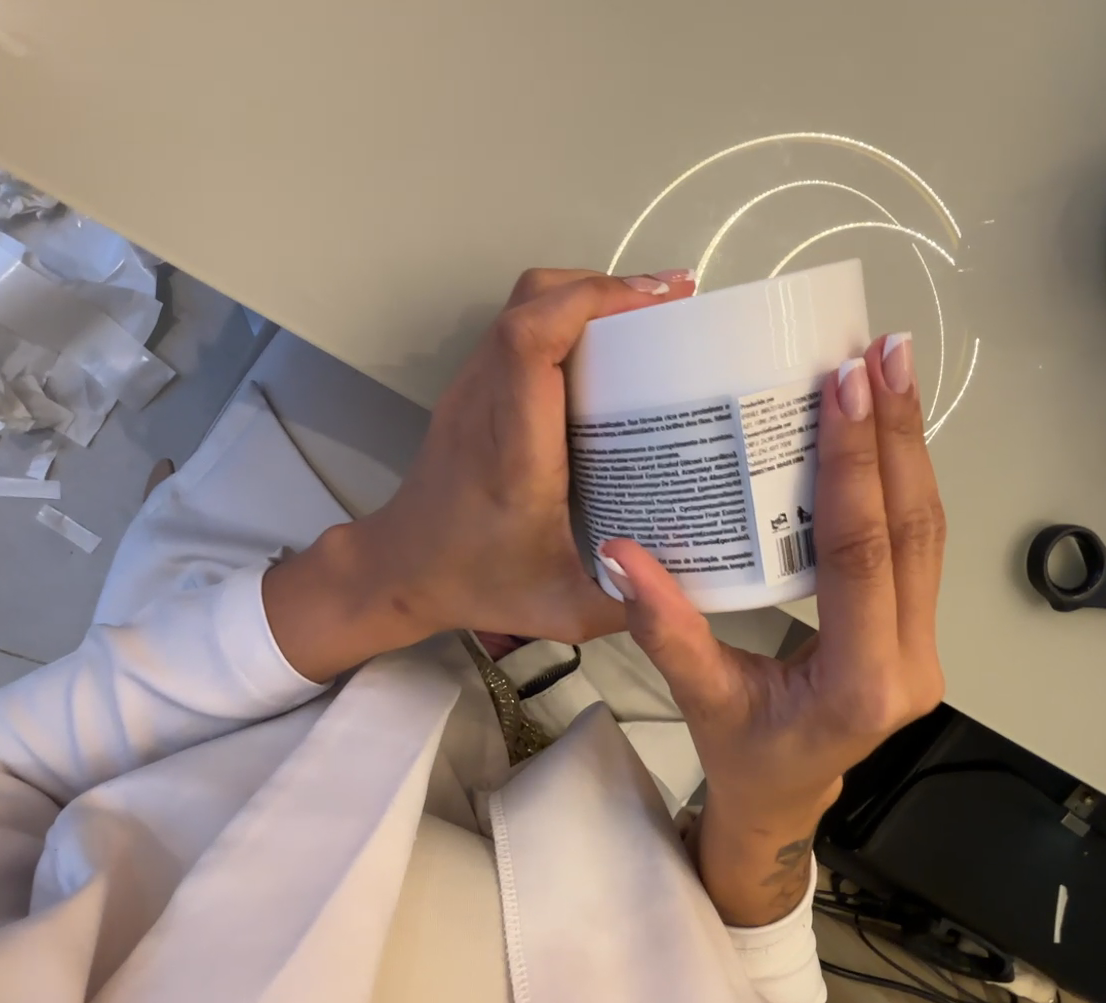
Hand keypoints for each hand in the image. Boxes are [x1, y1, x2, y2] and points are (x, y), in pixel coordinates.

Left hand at [266, 267, 694, 682]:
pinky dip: (565, 318)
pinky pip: (517, 328)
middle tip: (675, 308)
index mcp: (514, 449)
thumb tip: (703, 579)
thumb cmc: (481, 585)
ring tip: (651, 321)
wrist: (402, 569)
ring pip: (523, 305)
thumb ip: (634, 605)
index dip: (597, 300)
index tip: (665, 300)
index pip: (532, 341)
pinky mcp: (470, 391)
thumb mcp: (567, 612)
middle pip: (533, 302)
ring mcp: (471, 389)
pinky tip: (607, 352)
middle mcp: (486, 403)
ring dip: (587, 297)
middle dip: (608, 288)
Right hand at [599, 333, 946, 924]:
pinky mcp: (913, 627)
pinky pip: (916, 544)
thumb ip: (666, 629)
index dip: (854, 467)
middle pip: (914, 528)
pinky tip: (880, 433)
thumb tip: (620, 554)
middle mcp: (910, 657)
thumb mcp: (700, 699)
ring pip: (927, 530)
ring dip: (907, 448)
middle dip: (896, 434)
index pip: (863, 555)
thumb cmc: (744, 761)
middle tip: (882, 353)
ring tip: (891, 373)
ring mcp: (922, 642)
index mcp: (861, 680)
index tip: (846, 387)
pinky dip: (899, 480)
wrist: (785, 806)